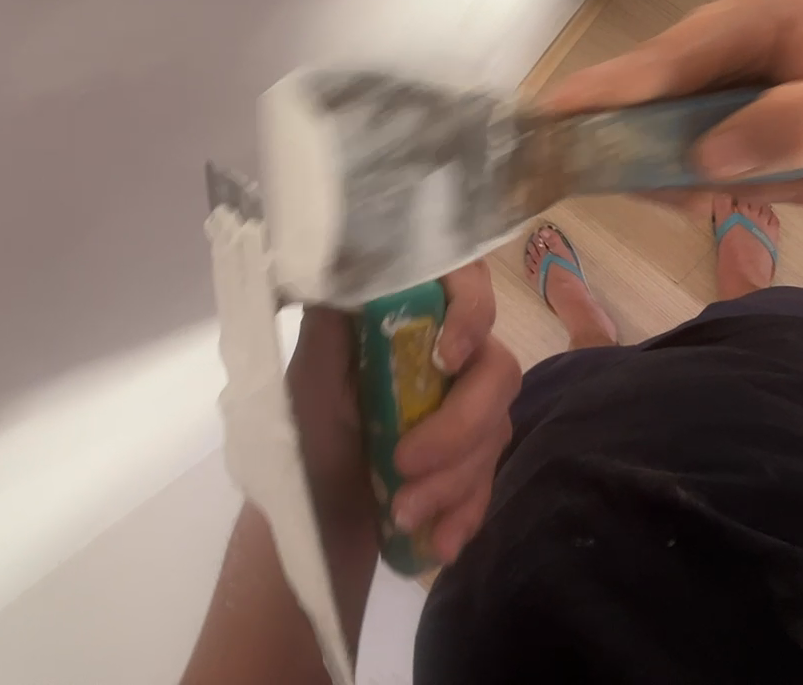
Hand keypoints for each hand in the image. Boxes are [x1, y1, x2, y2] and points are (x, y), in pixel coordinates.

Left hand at [287, 260, 519, 564]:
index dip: (472, 312)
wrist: (311, 515)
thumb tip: (347, 261)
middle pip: (496, 367)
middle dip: (459, 425)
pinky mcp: (471, 458)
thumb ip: (335, 322)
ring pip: (498, 428)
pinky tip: (441, 541)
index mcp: (407, 322)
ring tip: (402, 513)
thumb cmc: (304, 436)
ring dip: (455, 478)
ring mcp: (465, 407)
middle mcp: (445, 355)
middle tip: (406, 463)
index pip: (465, 284)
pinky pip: (493, 478)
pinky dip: (468, 510)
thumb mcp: (310, 376)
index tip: (449, 359)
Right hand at [542, 0, 802, 200]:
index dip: (596, 97)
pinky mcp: (740, 105)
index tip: (541, 127)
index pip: (654, 62)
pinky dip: (728, 179)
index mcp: (748, 18)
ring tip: (784, 193)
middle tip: (710, 204)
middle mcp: (725, 39)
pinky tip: (793, 187)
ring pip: (670, 135)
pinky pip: (699, 149)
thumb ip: (791, 127)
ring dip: (705, 178)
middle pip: (649, 105)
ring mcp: (730, 74)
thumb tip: (699, 157)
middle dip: (665, 161)